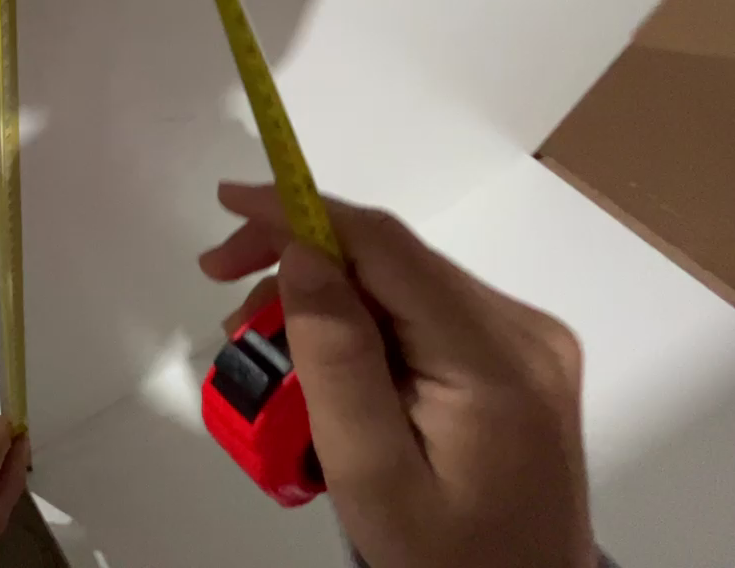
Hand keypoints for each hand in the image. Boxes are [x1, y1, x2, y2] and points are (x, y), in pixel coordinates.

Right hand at [199, 183, 597, 567]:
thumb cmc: (434, 550)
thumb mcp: (368, 468)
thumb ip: (336, 360)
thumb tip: (300, 254)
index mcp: (494, 359)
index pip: (384, 246)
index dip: (300, 210)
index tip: (227, 201)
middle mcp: (517, 328)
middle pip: (381, 252)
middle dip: (290, 251)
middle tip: (217, 273)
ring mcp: (515, 336)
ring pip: (385, 271)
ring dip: (310, 284)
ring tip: (254, 330)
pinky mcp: (500, 349)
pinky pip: (402, 299)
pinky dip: (342, 307)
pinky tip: (308, 339)